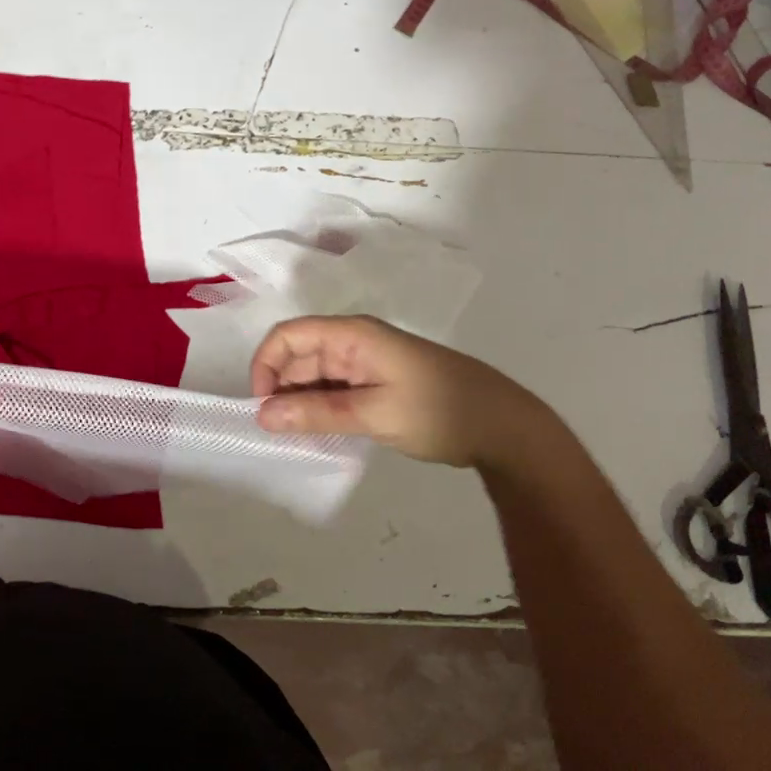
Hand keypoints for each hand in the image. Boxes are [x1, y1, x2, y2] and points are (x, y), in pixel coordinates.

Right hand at [250, 315, 552, 468]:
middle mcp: (354, 342)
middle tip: (281, 432)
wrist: (507, 429)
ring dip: (302, 402)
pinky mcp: (378, 383)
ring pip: (315, 376)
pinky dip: (323, 409)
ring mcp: (367, 363)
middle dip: (282, 389)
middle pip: (299, 356)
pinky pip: (335, 390)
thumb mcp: (374, 415)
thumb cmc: (440, 412)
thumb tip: (262, 415)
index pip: (288, 336)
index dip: (266, 365)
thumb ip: (316, 413)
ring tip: (301, 436)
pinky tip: (324, 433)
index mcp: (352, 335)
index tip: (264, 407)